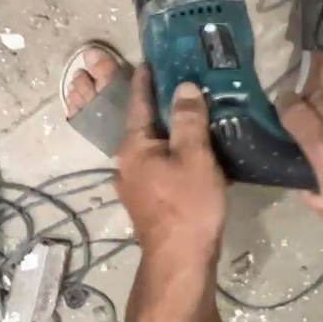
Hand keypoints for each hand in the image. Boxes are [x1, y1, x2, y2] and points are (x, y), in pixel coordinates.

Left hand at [116, 68, 227, 270]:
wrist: (180, 261)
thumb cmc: (187, 205)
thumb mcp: (194, 156)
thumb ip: (188, 119)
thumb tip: (183, 87)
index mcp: (134, 147)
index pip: (139, 103)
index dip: (146, 80)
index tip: (150, 60)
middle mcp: (128, 163)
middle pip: (144, 125)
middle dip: (159, 105)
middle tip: (179, 83)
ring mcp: (136, 185)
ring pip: (153, 147)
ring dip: (169, 131)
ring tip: (191, 114)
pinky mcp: (149, 201)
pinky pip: (161, 165)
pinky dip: (174, 152)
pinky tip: (194, 151)